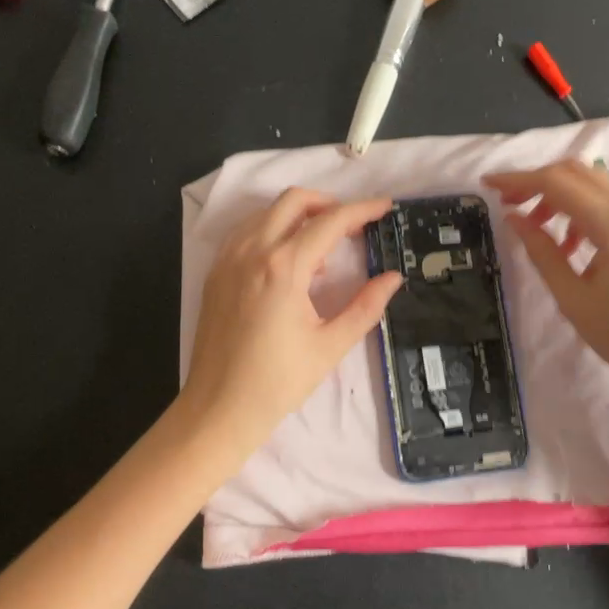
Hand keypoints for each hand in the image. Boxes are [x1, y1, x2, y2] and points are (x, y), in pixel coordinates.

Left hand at [179, 189, 403, 452]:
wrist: (219, 408)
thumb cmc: (278, 381)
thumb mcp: (330, 345)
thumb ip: (365, 306)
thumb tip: (392, 278)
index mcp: (283, 267)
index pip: (329, 222)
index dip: (362, 210)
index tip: (385, 208)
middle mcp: (252, 252)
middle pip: (294, 201)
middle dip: (328, 203)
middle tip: (352, 225)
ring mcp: (228, 259)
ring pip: (266, 212)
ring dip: (299, 216)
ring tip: (321, 250)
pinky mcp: (215, 272)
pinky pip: (246, 231)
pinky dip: (271, 230)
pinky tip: (287, 262)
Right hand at [484, 160, 608, 399]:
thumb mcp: (572, 297)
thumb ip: (541, 251)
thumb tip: (513, 218)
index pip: (557, 183)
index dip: (518, 180)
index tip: (488, 185)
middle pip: (575, 172)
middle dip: (536, 181)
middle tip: (506, 202)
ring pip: (592, 182)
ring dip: (558, 194)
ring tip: (535, 228)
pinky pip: (608, 200)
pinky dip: (580, 208)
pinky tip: (568, 243)